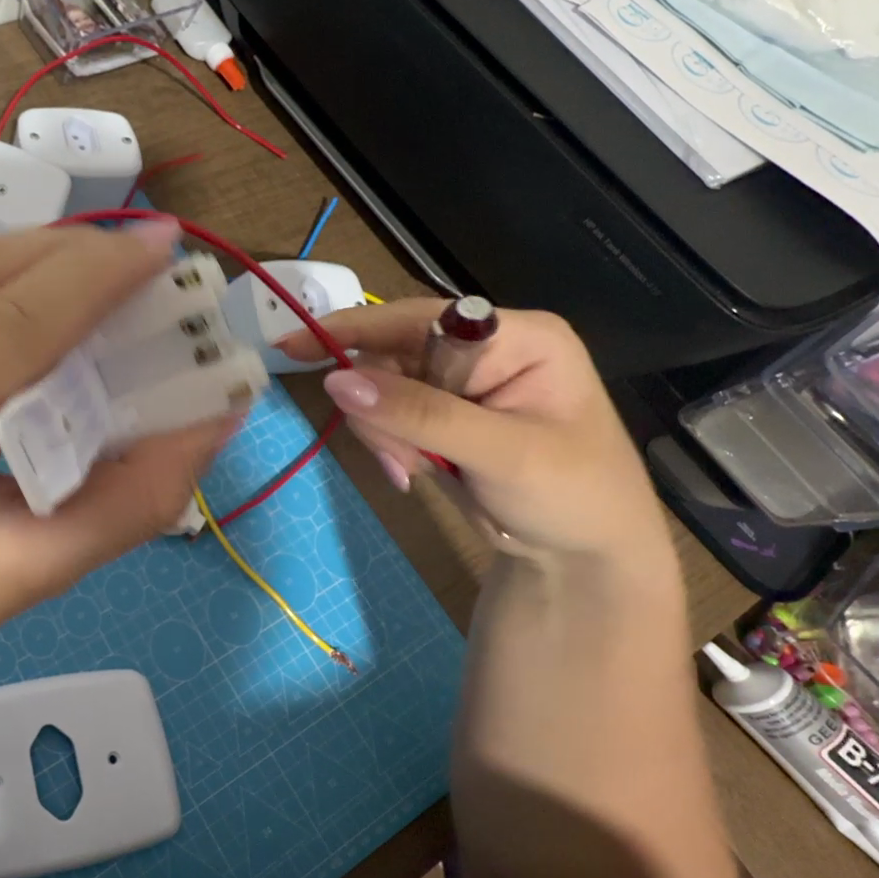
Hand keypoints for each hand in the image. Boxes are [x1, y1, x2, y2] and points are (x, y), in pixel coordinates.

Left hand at [0, 221, 237, 710]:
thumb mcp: (36, 572)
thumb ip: (135, 496)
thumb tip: (213, 411)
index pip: (4, 332)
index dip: (89, 279)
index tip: (159, 253)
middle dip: (67, 252)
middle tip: (142, 256)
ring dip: (29, 259)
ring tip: (100, 270)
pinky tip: (36, 303)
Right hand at [277, 299, 670, 558]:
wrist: (584, 559)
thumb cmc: (574, 497)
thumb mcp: (504, 454)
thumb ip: (422, 415)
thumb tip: (336, 381)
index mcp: (515, 336)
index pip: (416, 318)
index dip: (354, 329)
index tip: (293, 346)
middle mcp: (480, 348)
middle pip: (388, 354)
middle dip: (379, 407)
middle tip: (399, 458)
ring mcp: (456, 382)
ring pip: (376, 388)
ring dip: (383, 432)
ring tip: (415, 469)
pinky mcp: (436, 413)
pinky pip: (383, 415)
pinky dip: (386, 444)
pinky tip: (414, 470)